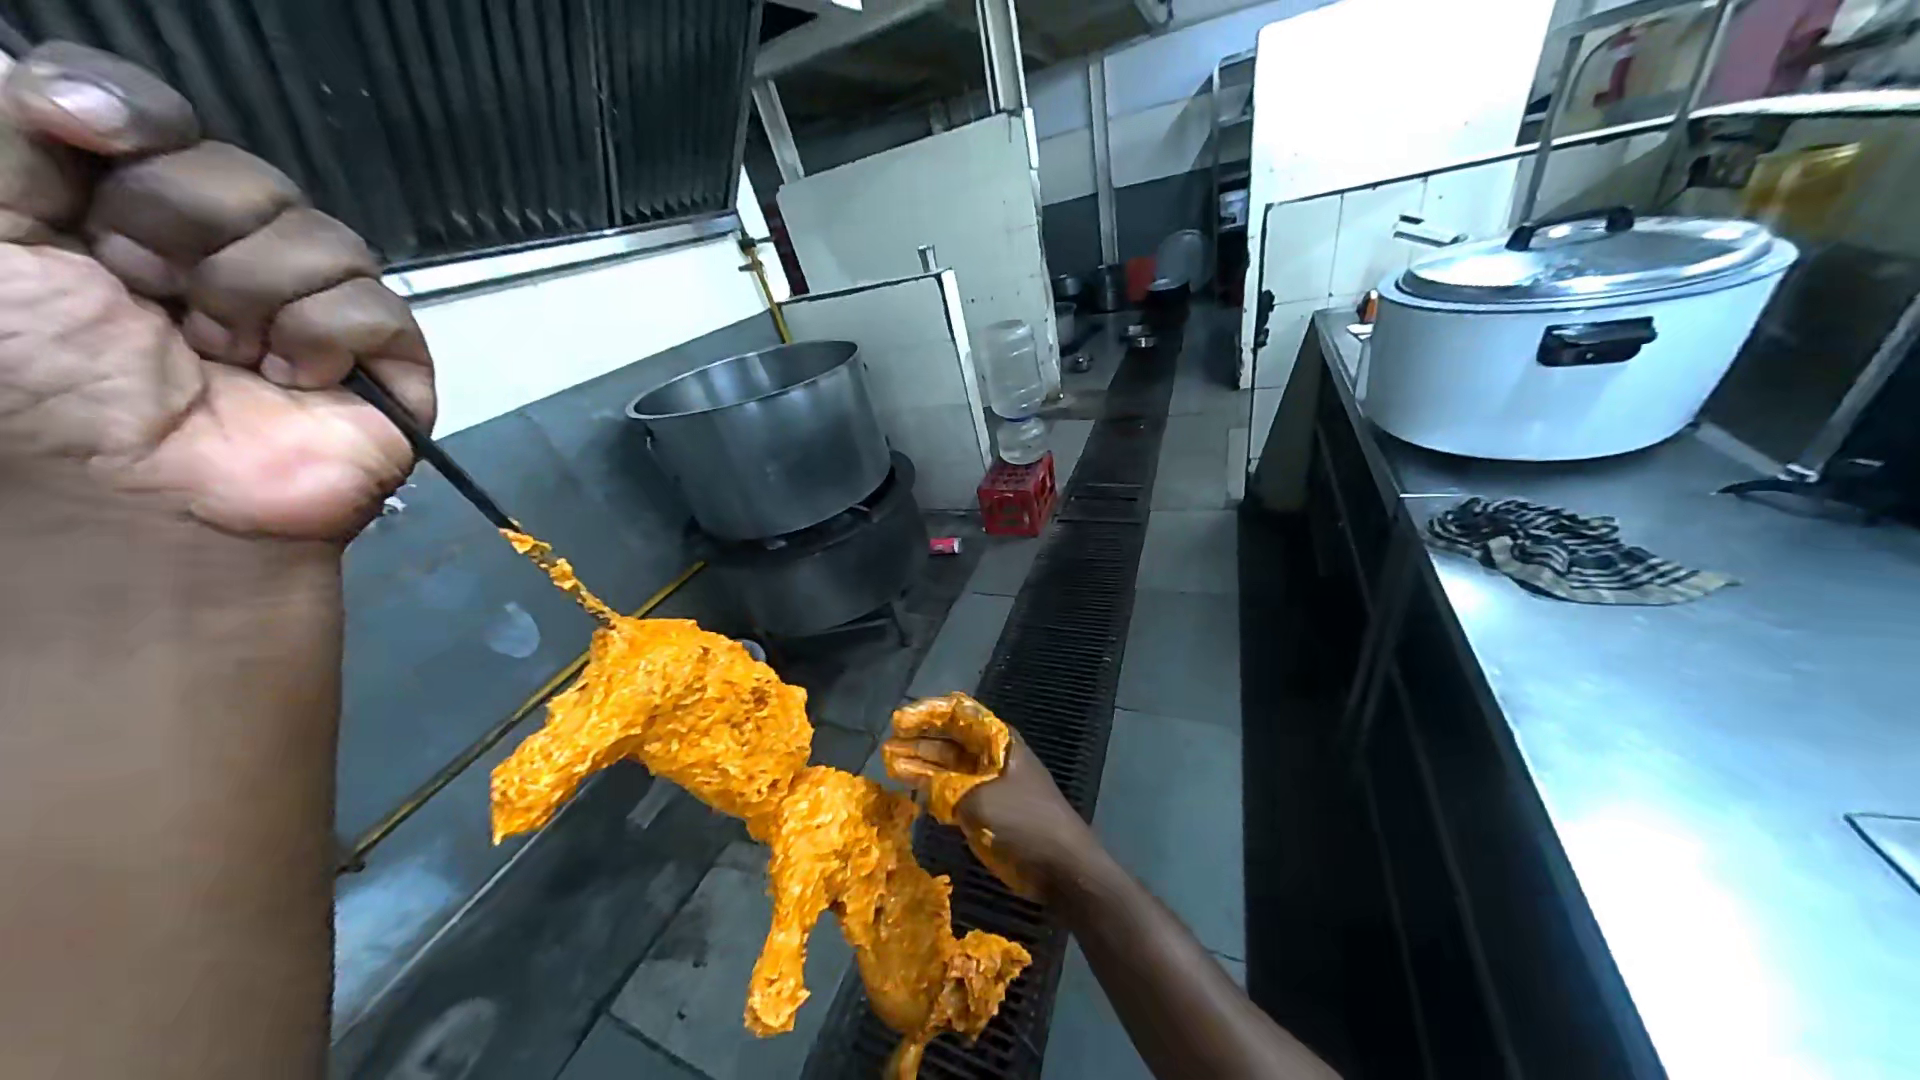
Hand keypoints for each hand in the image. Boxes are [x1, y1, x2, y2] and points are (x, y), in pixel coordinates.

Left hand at [0, 43, 431, 539]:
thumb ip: (0, 135)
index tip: (79, 133)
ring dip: (249, 297)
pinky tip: (292, 378)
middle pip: (245, 172)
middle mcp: (228, 249)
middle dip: (179, 225)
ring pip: (323, 237)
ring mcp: (317, 303)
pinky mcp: (388, 355)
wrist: (138, 489)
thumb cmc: (30, 373)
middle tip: (142, 291)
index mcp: (124, 209)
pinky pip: (376, 305)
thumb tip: (89, 102)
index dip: (132, 108)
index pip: (159, 113)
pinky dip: (321, 340)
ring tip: (222, 353)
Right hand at [885, 696, 1097, 901]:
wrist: (1062, 868)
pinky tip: (910, 788)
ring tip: (889, 764)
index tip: (899, 721)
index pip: (959, 714)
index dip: (928, 713)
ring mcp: (988, 782)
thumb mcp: (979, 801)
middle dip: (919, 741)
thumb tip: (919, 781)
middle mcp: (992, 755)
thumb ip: (945, 787)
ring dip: (921, 764)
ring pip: (948, 765)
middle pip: (950, 740)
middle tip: (887, 746)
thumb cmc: (1025, 823)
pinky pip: (952, 790)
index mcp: (998, 741)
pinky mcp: (984, 808)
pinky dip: (932, 788)